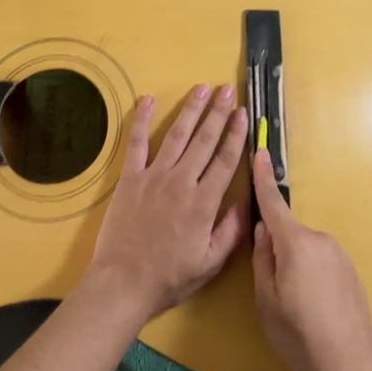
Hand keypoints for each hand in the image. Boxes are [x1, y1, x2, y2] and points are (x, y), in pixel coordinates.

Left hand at [86, 84, 250, 319]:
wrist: (123, 283)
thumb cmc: (169, 277)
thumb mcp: (209, 263)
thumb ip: (231, 232)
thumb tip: (248, 203)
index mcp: (204, 203)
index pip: (225, 160)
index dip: (236, 135)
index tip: (243, 114)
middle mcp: (182, 182)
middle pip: (204, 140)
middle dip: (218, 113)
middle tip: (227, 89)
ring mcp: (154, 176)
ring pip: (177, 135)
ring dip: (191, 109)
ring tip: (202, 87)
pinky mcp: (130, 177)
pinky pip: (137, 143)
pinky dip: (141, 119)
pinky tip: (147, 99)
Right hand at [251, 148, 371, 370]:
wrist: (349, 368)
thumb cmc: (299, 335)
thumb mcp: (266, 299)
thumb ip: (262, 258)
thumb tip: (263, 230)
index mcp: (296, 243)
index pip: (273, 203)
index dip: (263, 177)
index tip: (260, 150)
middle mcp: (321, 240)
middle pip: (289, 234)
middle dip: (278, 250)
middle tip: (275, 289)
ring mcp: (340, 255)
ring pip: (306, 251)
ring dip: (297, 267)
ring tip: (297, 307)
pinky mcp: (352, 271)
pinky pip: (323, 264)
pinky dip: (314, 278)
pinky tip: (315, 310)